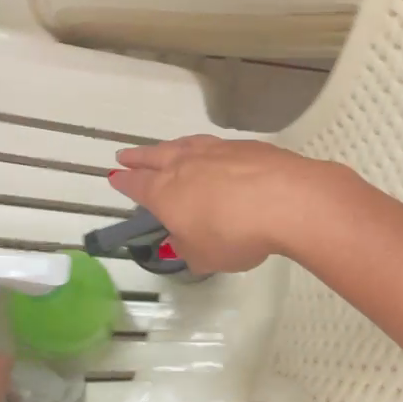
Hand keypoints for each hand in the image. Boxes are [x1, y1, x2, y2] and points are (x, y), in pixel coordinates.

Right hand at [107, 136, 360, 273]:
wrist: (286, 199)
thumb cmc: (235, 234)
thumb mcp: (203, 256)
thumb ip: (187, 248)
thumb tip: (182, 239)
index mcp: (166, 192)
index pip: (138, 186)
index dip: (125, 183)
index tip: (115, 177)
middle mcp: (187, 164)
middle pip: (156, 157)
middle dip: (139, 157)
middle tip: (126, 155)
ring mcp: (218, 151)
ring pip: (185, 145)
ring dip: (171, 147)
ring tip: (166, 149)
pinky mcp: (248, 147)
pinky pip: (216, 145)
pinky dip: (207, 149)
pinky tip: (214, 155)